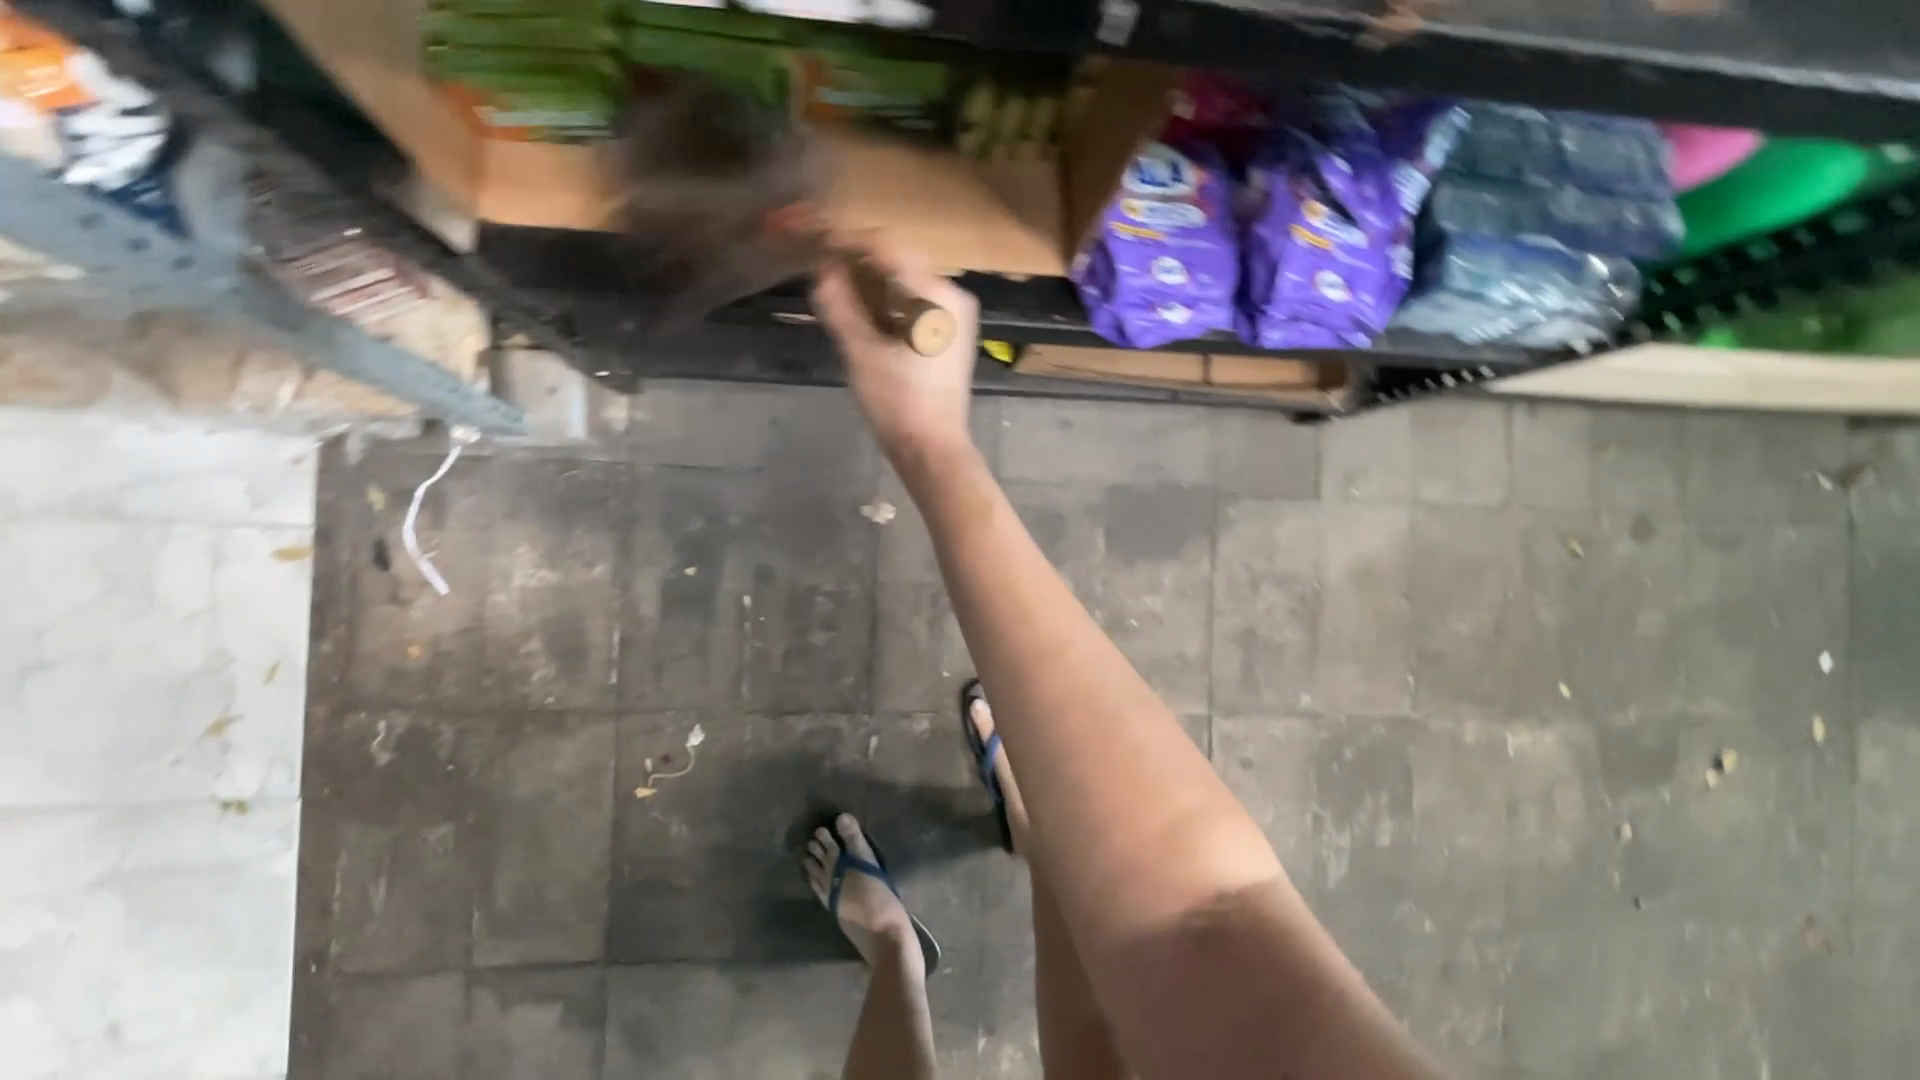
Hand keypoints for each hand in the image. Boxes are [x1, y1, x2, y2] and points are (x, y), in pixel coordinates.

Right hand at [812, 240, 980, 467]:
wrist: (933, 449)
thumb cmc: (898, 404)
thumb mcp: (861, 353)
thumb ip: (840, 305)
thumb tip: (823, 269)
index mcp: (935, 296)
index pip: (886, 246)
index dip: (846, 238)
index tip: (812, 233)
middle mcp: (952, 295)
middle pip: (898, 259)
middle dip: (857, 258)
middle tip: (820, 261)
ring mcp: (955, 314)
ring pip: (905, 278)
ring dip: (870, 278)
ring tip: (834, 284)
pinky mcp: (950, 332)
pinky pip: (914, 299)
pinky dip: (887, 298)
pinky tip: (861, 309)